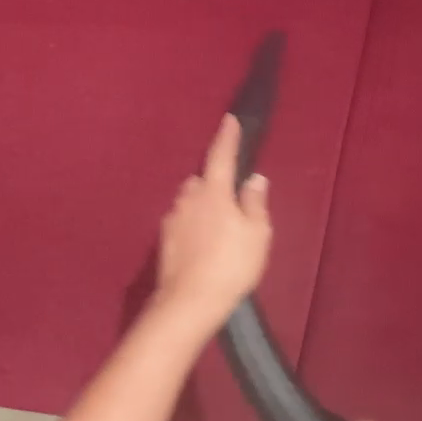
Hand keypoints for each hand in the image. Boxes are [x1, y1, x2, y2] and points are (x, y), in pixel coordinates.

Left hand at [152, 114, 271, 328]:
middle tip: (232, 202)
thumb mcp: (257, 234)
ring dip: (202, 206)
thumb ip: (254, 203)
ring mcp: (172, 218)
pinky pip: (182, 221)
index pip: (221, 155)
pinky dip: (192, 226)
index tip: (230, 120)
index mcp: (214, 191)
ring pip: (190, 201)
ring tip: (219, 229)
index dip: (227, 137)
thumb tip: (253, 179)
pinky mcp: (164, 239)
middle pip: (202, 181)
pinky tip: (202, 245)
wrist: (189, 300)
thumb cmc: (231, 264)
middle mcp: (188, 198)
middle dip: (214, 184)